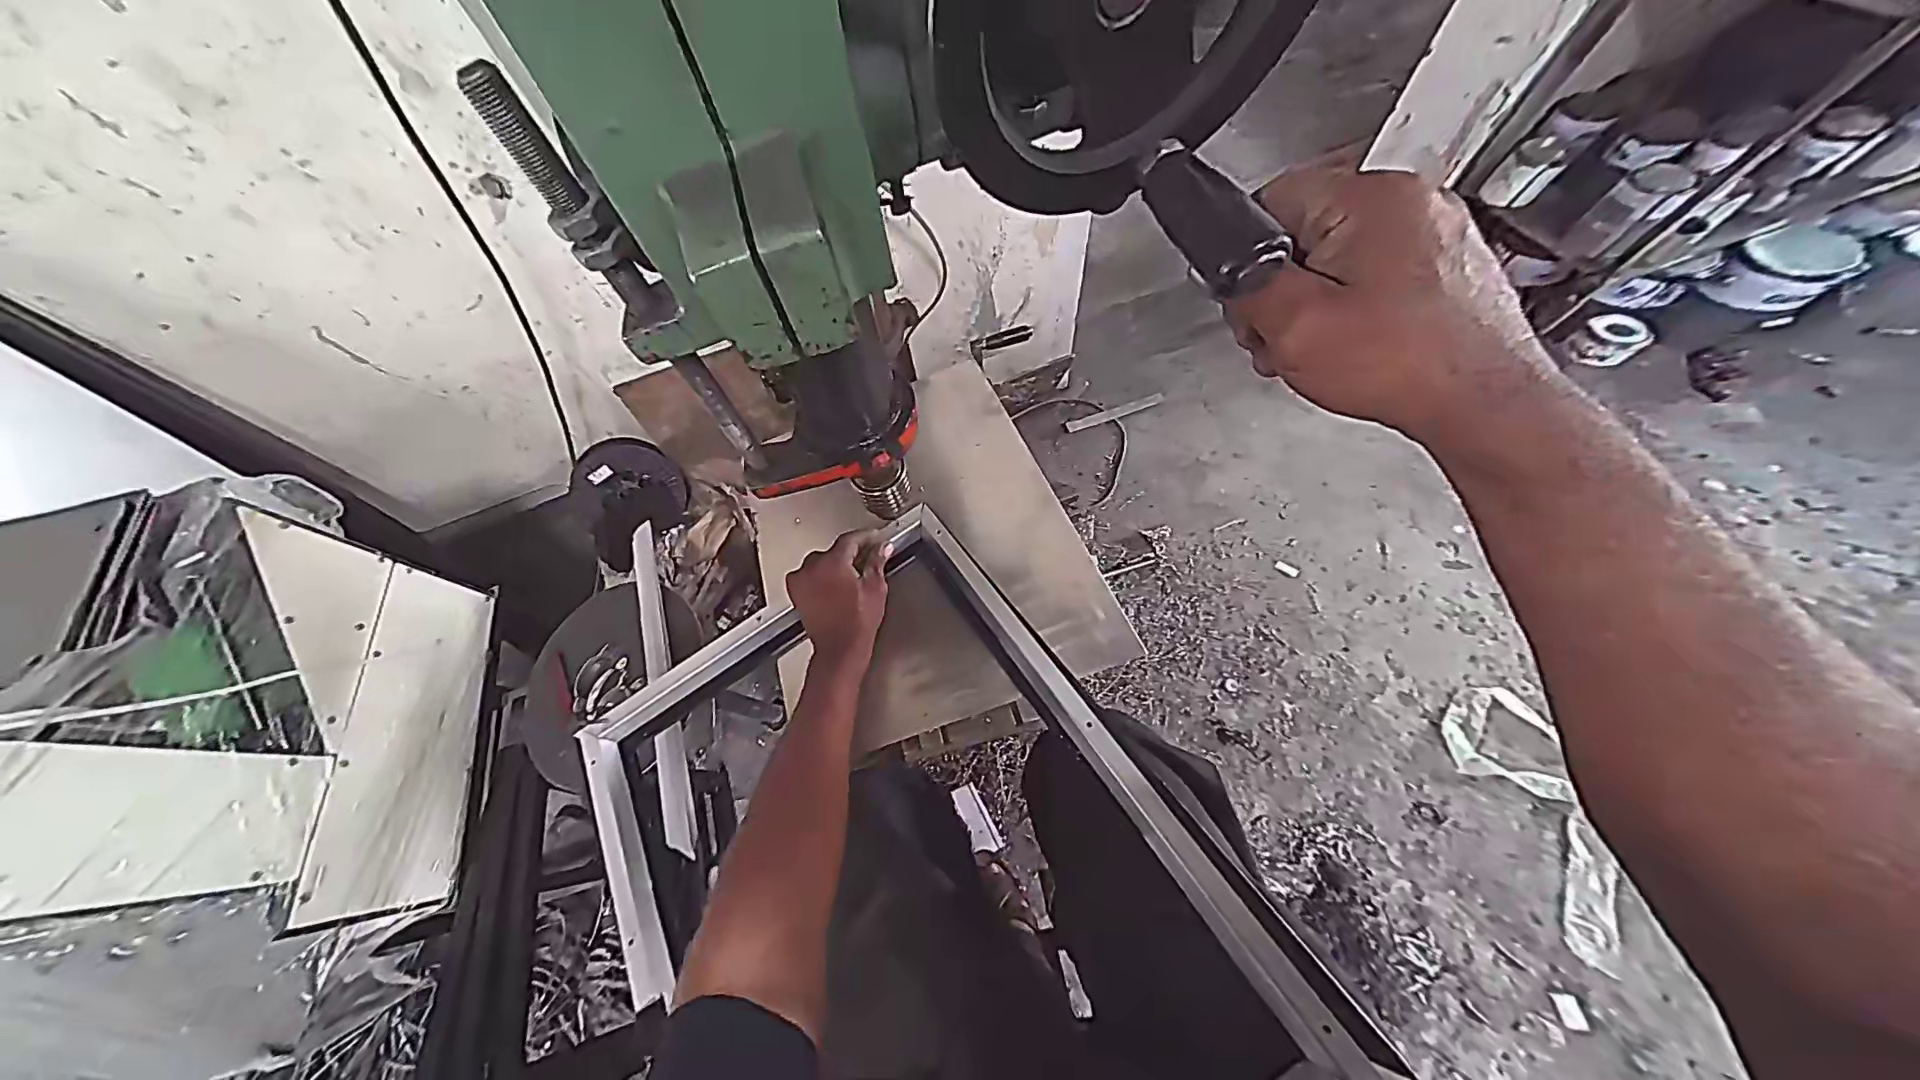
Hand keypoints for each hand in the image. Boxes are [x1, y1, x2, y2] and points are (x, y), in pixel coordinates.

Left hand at [787, 529, 891, 666]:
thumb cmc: (856, 624)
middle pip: (834, 549)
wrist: (839, 648)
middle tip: (868, 557)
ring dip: (835, 563)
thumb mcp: (875, 588)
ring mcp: (801, 580)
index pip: (850, 539)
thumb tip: (882, 548)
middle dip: (851, 552)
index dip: (866, 537)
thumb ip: (877, 562)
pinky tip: (836, 584)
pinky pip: (809, 574)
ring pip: (821, 561)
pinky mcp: (796, 592)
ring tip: (852, 574)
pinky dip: (821, 575)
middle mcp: (812, 568)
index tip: (874, 538)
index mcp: (833, 563)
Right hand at [1223, 160, 1563, 444]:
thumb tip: (1233, 268)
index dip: (1248, 259)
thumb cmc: (1406, 364)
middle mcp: (1410, 200)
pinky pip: (1370, 274)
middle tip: (1285, 334)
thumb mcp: (1293, 326)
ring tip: (1321, 345)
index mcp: (1370, 197)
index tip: (1257, 302)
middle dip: (1280, 288)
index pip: (1270, 200)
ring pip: (1334, 256)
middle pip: (1302, 231)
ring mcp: (1433, 230)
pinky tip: (1353, 343)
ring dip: (1312, 302)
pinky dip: (1350, 307)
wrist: (1478, 402)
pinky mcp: (1442, 263)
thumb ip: (1249, 285)